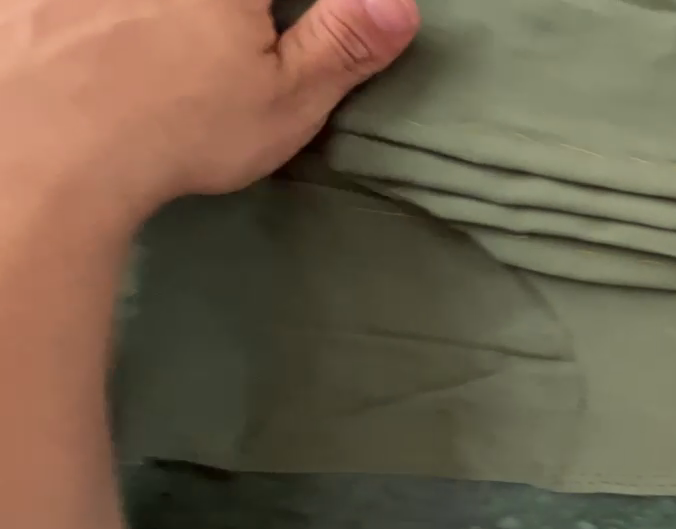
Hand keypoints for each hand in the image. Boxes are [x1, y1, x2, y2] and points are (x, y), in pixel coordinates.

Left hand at [0, 0, 419, 230]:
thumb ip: (345, 41)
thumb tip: (402, 2)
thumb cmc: (190, 124)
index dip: (320, 12)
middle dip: (250, 20)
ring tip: (175, 54)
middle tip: (257, 44)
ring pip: (163, 5)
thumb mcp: (292, 94)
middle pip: (232, 2)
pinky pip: (89, 6)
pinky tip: (108, 40)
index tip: (315, 35)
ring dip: (180, 24)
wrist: (49, 143)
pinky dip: (108, 18)